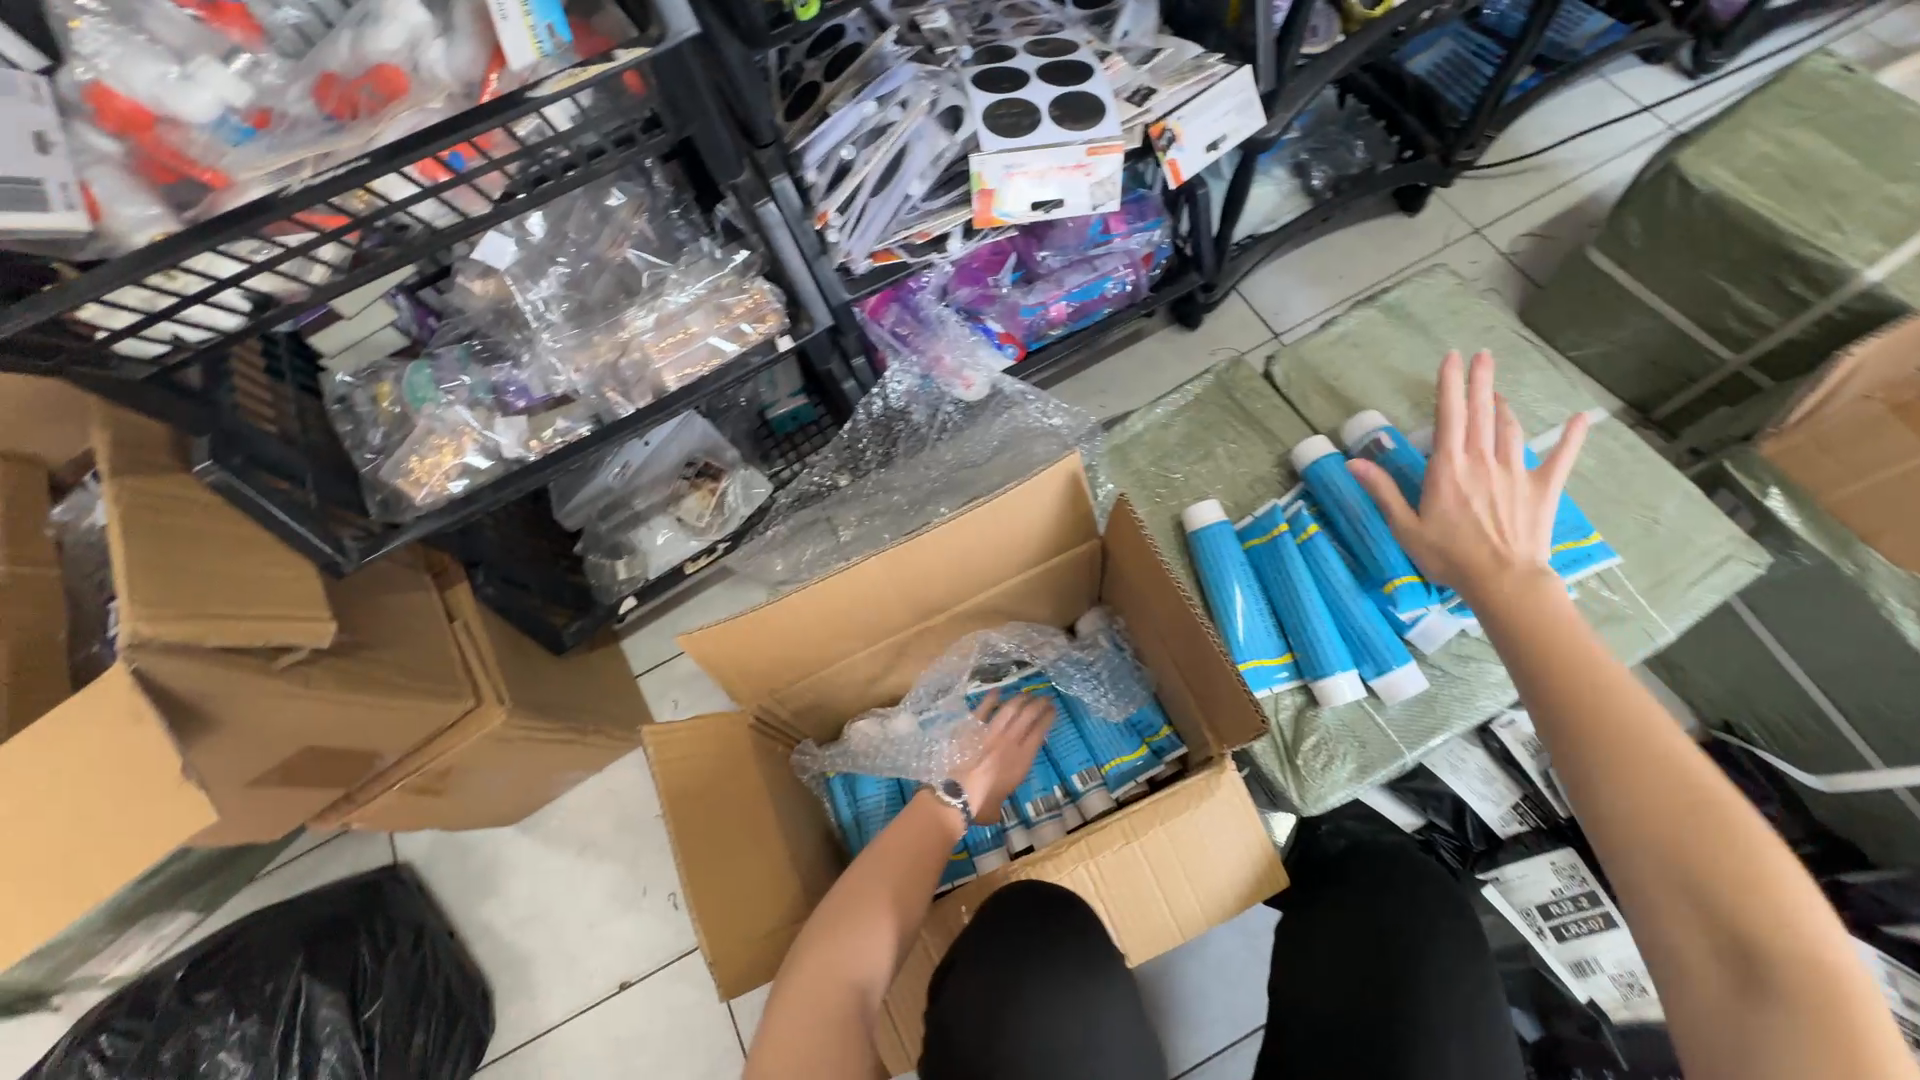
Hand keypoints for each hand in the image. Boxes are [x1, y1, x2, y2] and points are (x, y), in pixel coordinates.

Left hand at [953, 690, 1054, 813]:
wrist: (956, 795)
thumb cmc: (979, 805)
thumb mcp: (997, 807)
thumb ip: (1000, 803)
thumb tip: (995, 810)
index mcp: (1022, 759)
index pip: (1040, 731)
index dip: (1048, 717)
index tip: (1053, 709)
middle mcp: (1010, 741)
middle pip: (1028, 715)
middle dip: (1039, 703)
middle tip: (1044, 697)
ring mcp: (991, 732)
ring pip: (1010, 708)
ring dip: (1020, 698)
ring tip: (1026, 693)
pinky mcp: (972, 727)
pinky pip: (984, 708)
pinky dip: (991, 698)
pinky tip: (997, 691)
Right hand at [1348, 349, 1588, 602]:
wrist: (1503, 580)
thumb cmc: (1449, 556)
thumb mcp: (1406, 526)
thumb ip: (1382, 491)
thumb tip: (1353, 462)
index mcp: (1448, 468)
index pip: (1448, 416)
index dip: (1450, 385)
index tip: (1452, 358)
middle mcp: (1483, 460)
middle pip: (1481, 412)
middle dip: (1480, 381)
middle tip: (1482, 356)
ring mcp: (1516, 472)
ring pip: (1510, 429)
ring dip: (1503, 407)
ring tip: (1497, 393)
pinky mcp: (1543, 487)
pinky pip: (1560, 456)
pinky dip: (1570, 436)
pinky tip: (1579, 418)